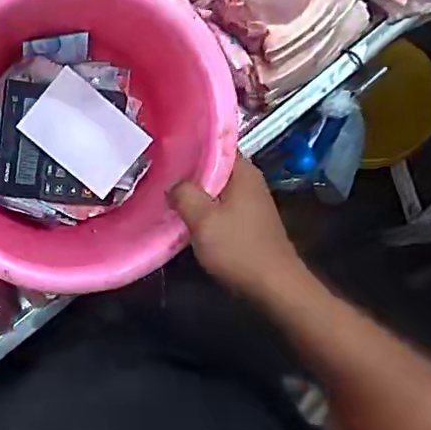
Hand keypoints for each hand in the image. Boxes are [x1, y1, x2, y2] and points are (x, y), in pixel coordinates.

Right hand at [169, 153, 310, 299]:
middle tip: (157, 171)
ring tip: (164, 192)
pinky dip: (202, 208)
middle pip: (213, 166)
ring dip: (193, 191)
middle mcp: (249, 182)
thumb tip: (173, 185)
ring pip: (214, 188)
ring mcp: (249, 203)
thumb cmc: (238, 249)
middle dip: (187, 169)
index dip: (190, 143)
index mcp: (243, 173)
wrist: (273, 286)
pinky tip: (183, 216)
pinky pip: (218, 205)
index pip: (216, 144)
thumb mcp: (203, 219)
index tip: (164, 147)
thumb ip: (184, 195)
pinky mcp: (246, 221)